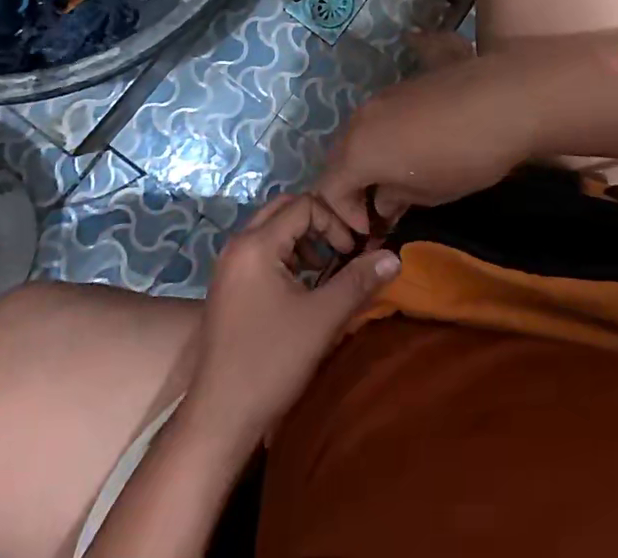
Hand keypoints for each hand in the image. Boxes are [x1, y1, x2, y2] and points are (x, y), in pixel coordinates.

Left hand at [188, 193, 401, 433]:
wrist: (221, 412)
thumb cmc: (272, 361)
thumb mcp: (322, 318)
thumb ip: (358, 281)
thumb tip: (395, 256)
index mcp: (255, 244)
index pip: (303, 205)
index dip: (334, 223)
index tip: (352, 254)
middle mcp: (238, 245)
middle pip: (284, 210)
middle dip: (318, 224)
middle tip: (341, 252)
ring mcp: (229, 265)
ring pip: (271, 231)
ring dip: (303, 241)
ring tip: (326, 271)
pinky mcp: (229, 285)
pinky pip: (261, 252)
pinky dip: (287, 257)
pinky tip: (304, 288)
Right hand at [315, 52, 540, 233]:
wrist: (504, 99)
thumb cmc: (463, 158)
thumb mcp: (428, 193)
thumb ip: (394, 199)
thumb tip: (381, 202)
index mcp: (357, 152)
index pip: (329, 190)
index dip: (343, 216)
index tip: (370, 231)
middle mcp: (357, 121)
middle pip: (338, 161)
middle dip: (351, 189)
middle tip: (376, 211)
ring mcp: (378, 100)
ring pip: (357, 138)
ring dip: (367, 163)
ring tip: (395, 181)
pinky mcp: (399, 88)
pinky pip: (377, 121)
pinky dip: (382, 142)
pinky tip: (413, 152)